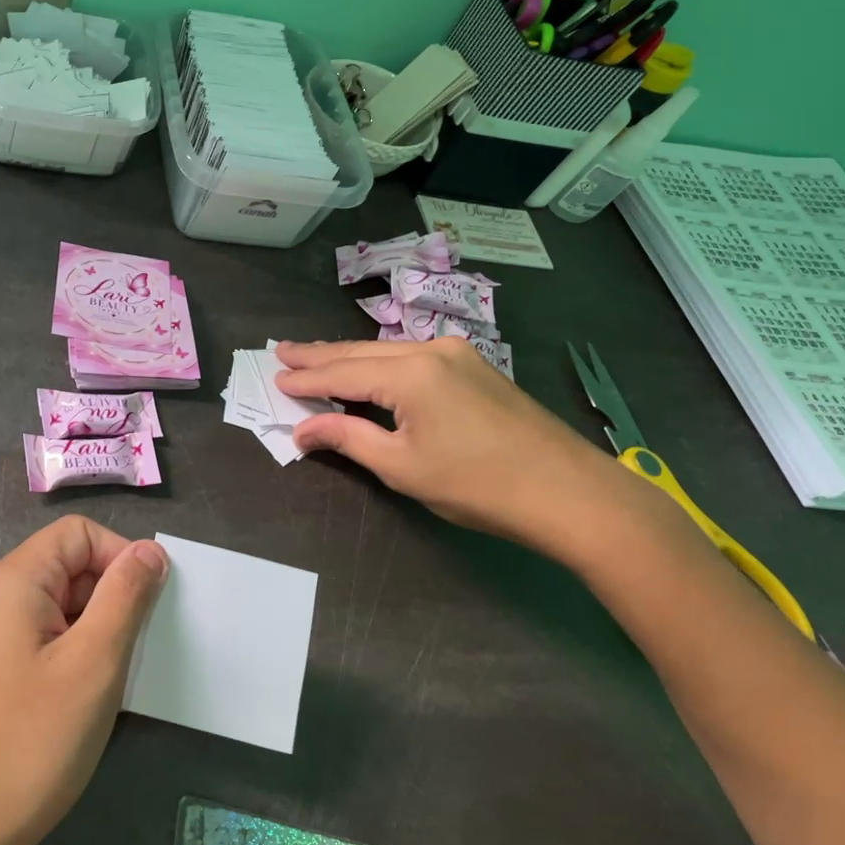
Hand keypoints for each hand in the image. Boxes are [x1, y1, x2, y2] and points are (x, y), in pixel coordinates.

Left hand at [0, 516, 167, 844]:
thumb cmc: (32, 739)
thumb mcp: (94, 663)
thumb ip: (126, 598)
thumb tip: (150, 551)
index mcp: (13, 579)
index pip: (79, 534)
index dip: (120, 557)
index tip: (149, 606)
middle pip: (68, 565)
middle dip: (110, 597)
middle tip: (132, 651)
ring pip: (60, 603)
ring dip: (95, 629)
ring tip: (109, 678)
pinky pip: (44, 634)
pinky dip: (73, 652)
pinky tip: (84, 695)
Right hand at [275, 338, 631, 557]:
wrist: (571, 494)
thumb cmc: (478, 485)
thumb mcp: (402, 467)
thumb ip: (348, 438)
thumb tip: (303, 430)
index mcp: (410, 373)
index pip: (342, 373)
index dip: (306, 378)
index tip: (274, 376)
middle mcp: (431, 351)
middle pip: (361, 352)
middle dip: (320, 355)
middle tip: (282, 350)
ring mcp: (459, 356)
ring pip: (388, 351)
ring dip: (350, 357)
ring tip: (314, 356)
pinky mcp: (476, 369)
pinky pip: (413, 358)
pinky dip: (381, 363)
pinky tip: (368, 367)